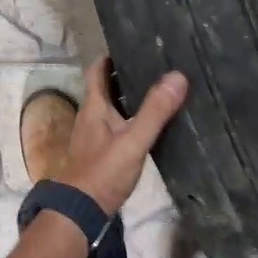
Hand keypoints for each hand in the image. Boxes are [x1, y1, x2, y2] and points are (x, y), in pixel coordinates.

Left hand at [60, 59, 188, 215]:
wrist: (80, 213)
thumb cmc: (102, 173)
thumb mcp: (133, 141)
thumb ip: (155, 111)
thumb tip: (177, 76)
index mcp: (94, 107)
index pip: (98, 70)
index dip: (112, 56)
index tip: (134, 44)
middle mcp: (90, 117)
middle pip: (106, 87)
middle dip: (126, 75)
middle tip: (156, 65)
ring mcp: (94, 136)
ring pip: (112, 108)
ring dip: (130, 98)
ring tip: (159, 90)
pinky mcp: (101, 154)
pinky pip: (117, 126)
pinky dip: (131, 119)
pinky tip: (150, 125)